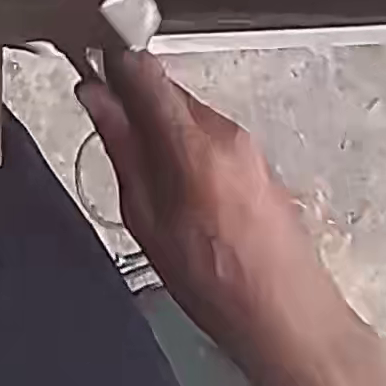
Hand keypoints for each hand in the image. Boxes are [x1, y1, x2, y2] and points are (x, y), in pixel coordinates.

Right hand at [78, 51, 385, 385]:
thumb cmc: (221, 283)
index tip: (94, 71)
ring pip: (184, 107)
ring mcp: (245, 141)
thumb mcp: (147, 218)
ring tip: (154, 174)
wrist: (290, 320)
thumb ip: (120, 145)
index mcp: (193, 144)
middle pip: (164, 87)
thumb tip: (96, 99)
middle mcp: (224, 132)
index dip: (112, 65)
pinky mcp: (256, 153)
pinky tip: (183, 183)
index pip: (144, 72)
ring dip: (159, 123)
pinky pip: (207, 126)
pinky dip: (185, 139)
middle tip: (116, 133)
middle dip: (134, 101)